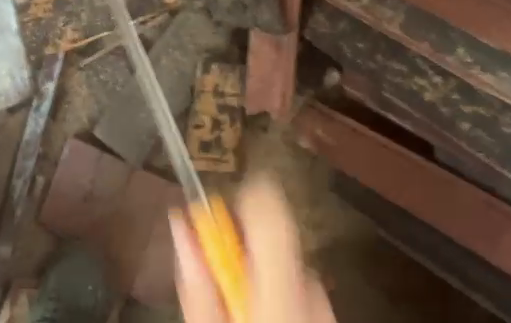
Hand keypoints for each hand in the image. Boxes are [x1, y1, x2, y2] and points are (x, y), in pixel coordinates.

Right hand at [170, 177, 335, 322]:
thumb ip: (197, 284)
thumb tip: (181, 222)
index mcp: (281, 288)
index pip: (269, 207)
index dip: (242, 199)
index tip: (216, 221)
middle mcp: (314, 292)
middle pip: (277, 246)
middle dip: (246, 265)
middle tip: (220, 305)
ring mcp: (327, 312)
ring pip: (292, 279)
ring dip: (266, 293)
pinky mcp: (329, 320)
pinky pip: (307, 304)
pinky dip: (286, 312)